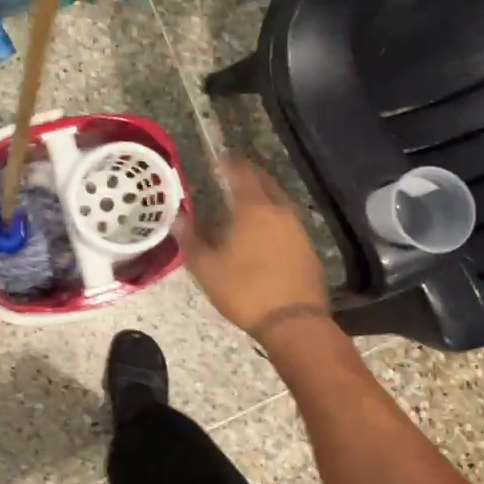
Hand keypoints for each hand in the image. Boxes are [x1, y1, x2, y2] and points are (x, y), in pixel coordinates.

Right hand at [175, 159, 330, 342]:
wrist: (294, 323)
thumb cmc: (245, 290)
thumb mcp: (207, 268)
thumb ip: (190, 239)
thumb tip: (176, 218)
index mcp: (253, 209)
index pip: (242, 174)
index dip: (230, 164)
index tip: (218, 160)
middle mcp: (279, 211)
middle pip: (265, 182)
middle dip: (248, 175)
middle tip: (232, 175)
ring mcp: (298, 229)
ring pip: (279, 201)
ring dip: (263, 195)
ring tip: (246, 202)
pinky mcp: (308, 248)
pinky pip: (288, 221)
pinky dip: (274, 217)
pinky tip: (265, 231)